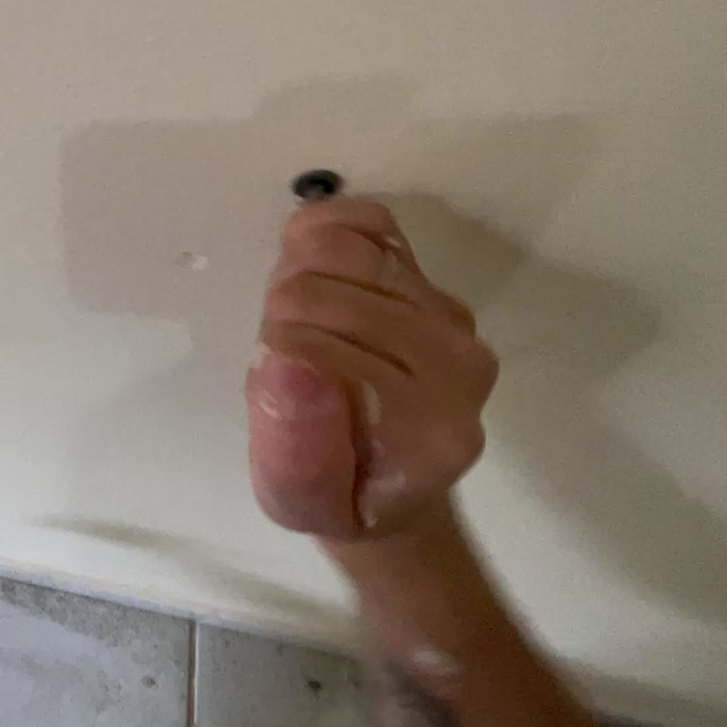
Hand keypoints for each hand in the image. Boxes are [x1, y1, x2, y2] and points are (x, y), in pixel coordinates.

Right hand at [243, 197, 497, 542]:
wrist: (390, 487)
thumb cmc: (336, 496)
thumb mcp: (297, 498)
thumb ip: (292, 444)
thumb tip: (283, 359)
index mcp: (430, 426)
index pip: (329, 347)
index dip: (279, 348)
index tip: (268, 371)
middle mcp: (459, 365)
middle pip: (338, 291)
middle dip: (283, 309)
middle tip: (273, 338)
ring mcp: (451, 320)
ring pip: (353, 252)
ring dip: (298, 274)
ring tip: (288, 309)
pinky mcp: (430, 286)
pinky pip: (370, 228)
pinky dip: (321, 233)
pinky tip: (304, 262)